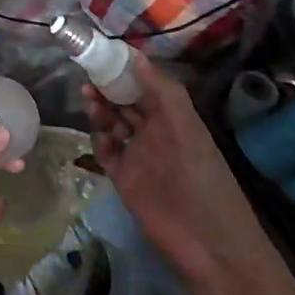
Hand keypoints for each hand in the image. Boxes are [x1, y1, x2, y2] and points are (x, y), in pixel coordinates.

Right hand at [85, 54, 265, 277]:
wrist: (206, 241)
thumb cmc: (199, 175)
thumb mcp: (184, 124)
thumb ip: (160, 88)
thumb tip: (135, 53)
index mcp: (171, 114)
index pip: (143, 83)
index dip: (124, 68)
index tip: (102, 53)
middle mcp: (154, 130)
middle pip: (124, 101)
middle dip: (107, 87)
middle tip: (88, 77)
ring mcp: (138, 154)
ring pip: (112, 123)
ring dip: (101, 110)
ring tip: (90, 101)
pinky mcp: (124, 177)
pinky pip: (106, 151)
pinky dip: (99, 140)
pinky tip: (101, 136)